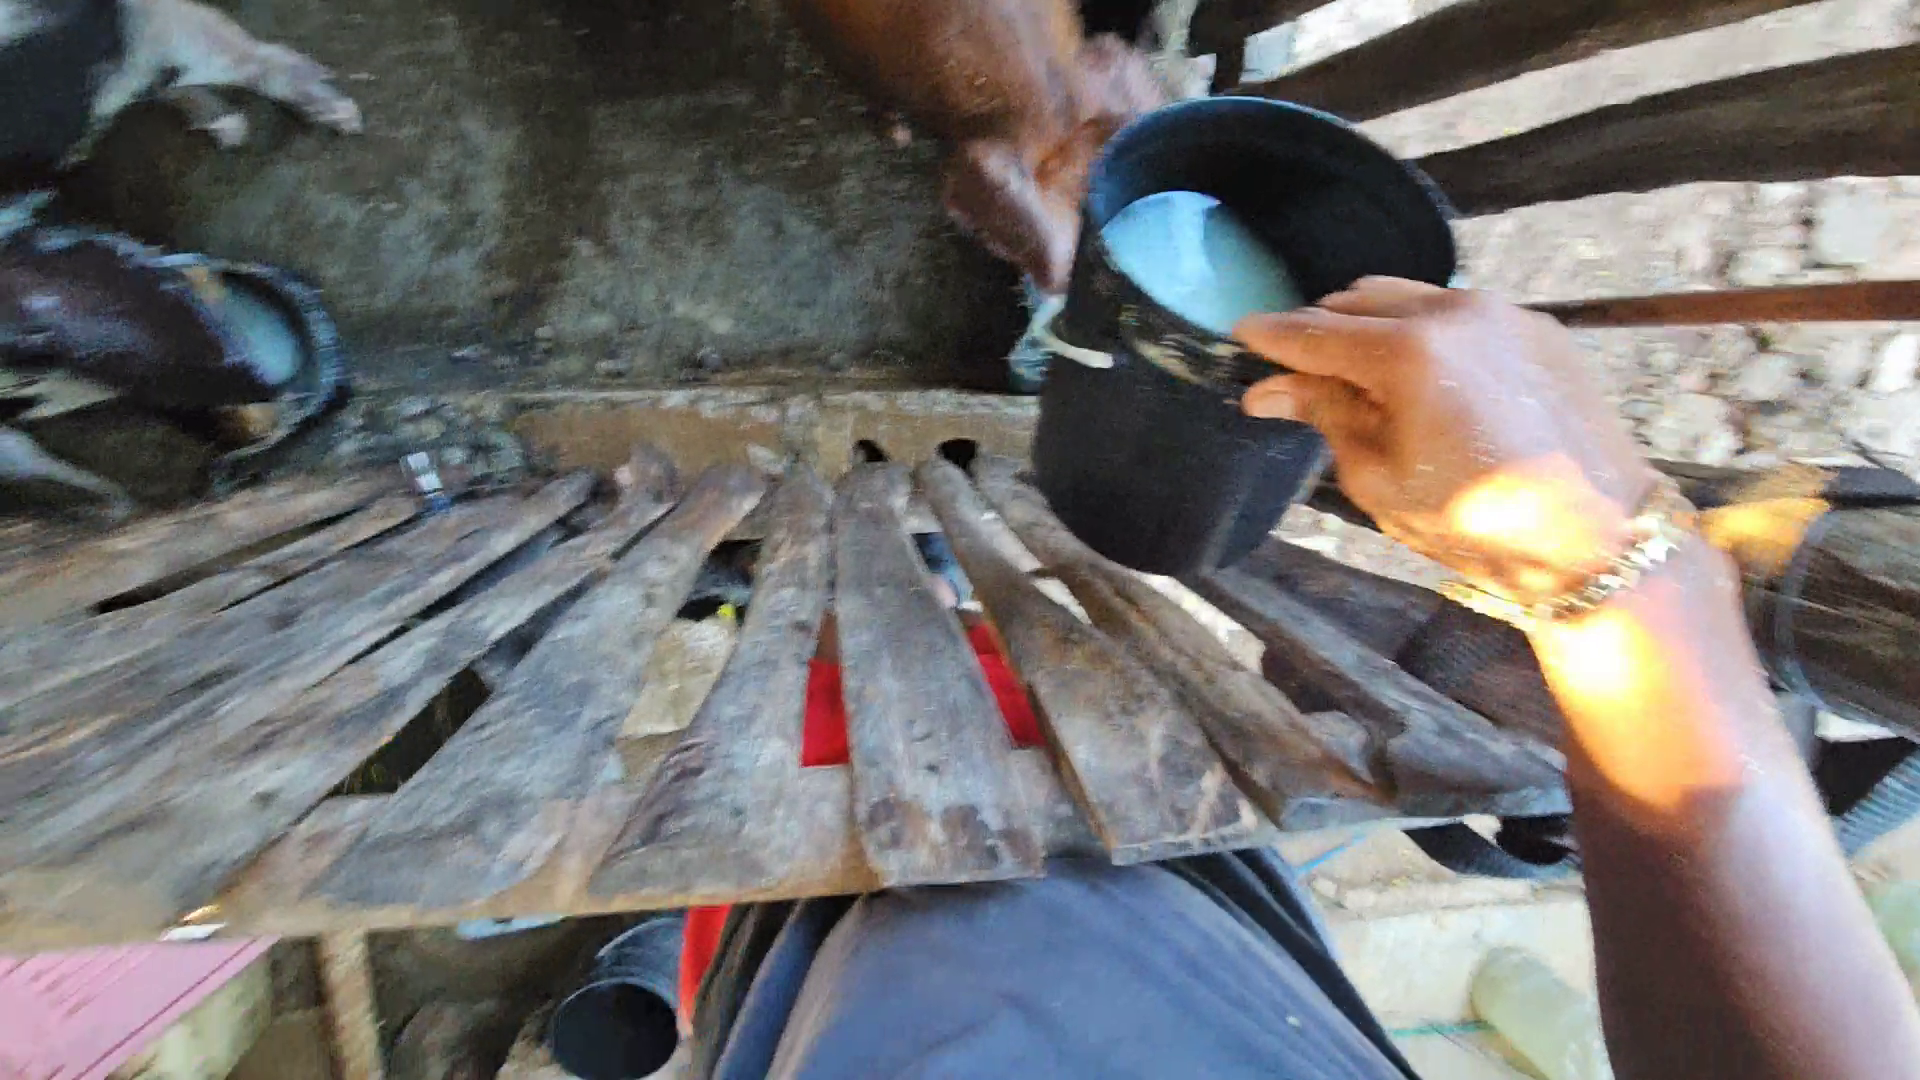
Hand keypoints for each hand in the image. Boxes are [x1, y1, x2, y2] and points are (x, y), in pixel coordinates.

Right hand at [1237, 277, 1654, 600]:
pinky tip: (1417, 376)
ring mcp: (1500, 312)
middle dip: (1315, 331)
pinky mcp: (1534, 325)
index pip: (1314, 333)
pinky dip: (1413, 329)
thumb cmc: (1469, 520)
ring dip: (1364, 324)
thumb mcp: (1375, 476)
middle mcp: (1453, 312)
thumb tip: (1263, 391)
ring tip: (1355, 374)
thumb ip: (1323, 414)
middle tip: (1296, 375)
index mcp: (1407, 353)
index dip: (1269, 334)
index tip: (1237, 332)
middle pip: (1353, 302)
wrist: (1597, 536)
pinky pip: (1450, 309)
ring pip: (1403, 296)